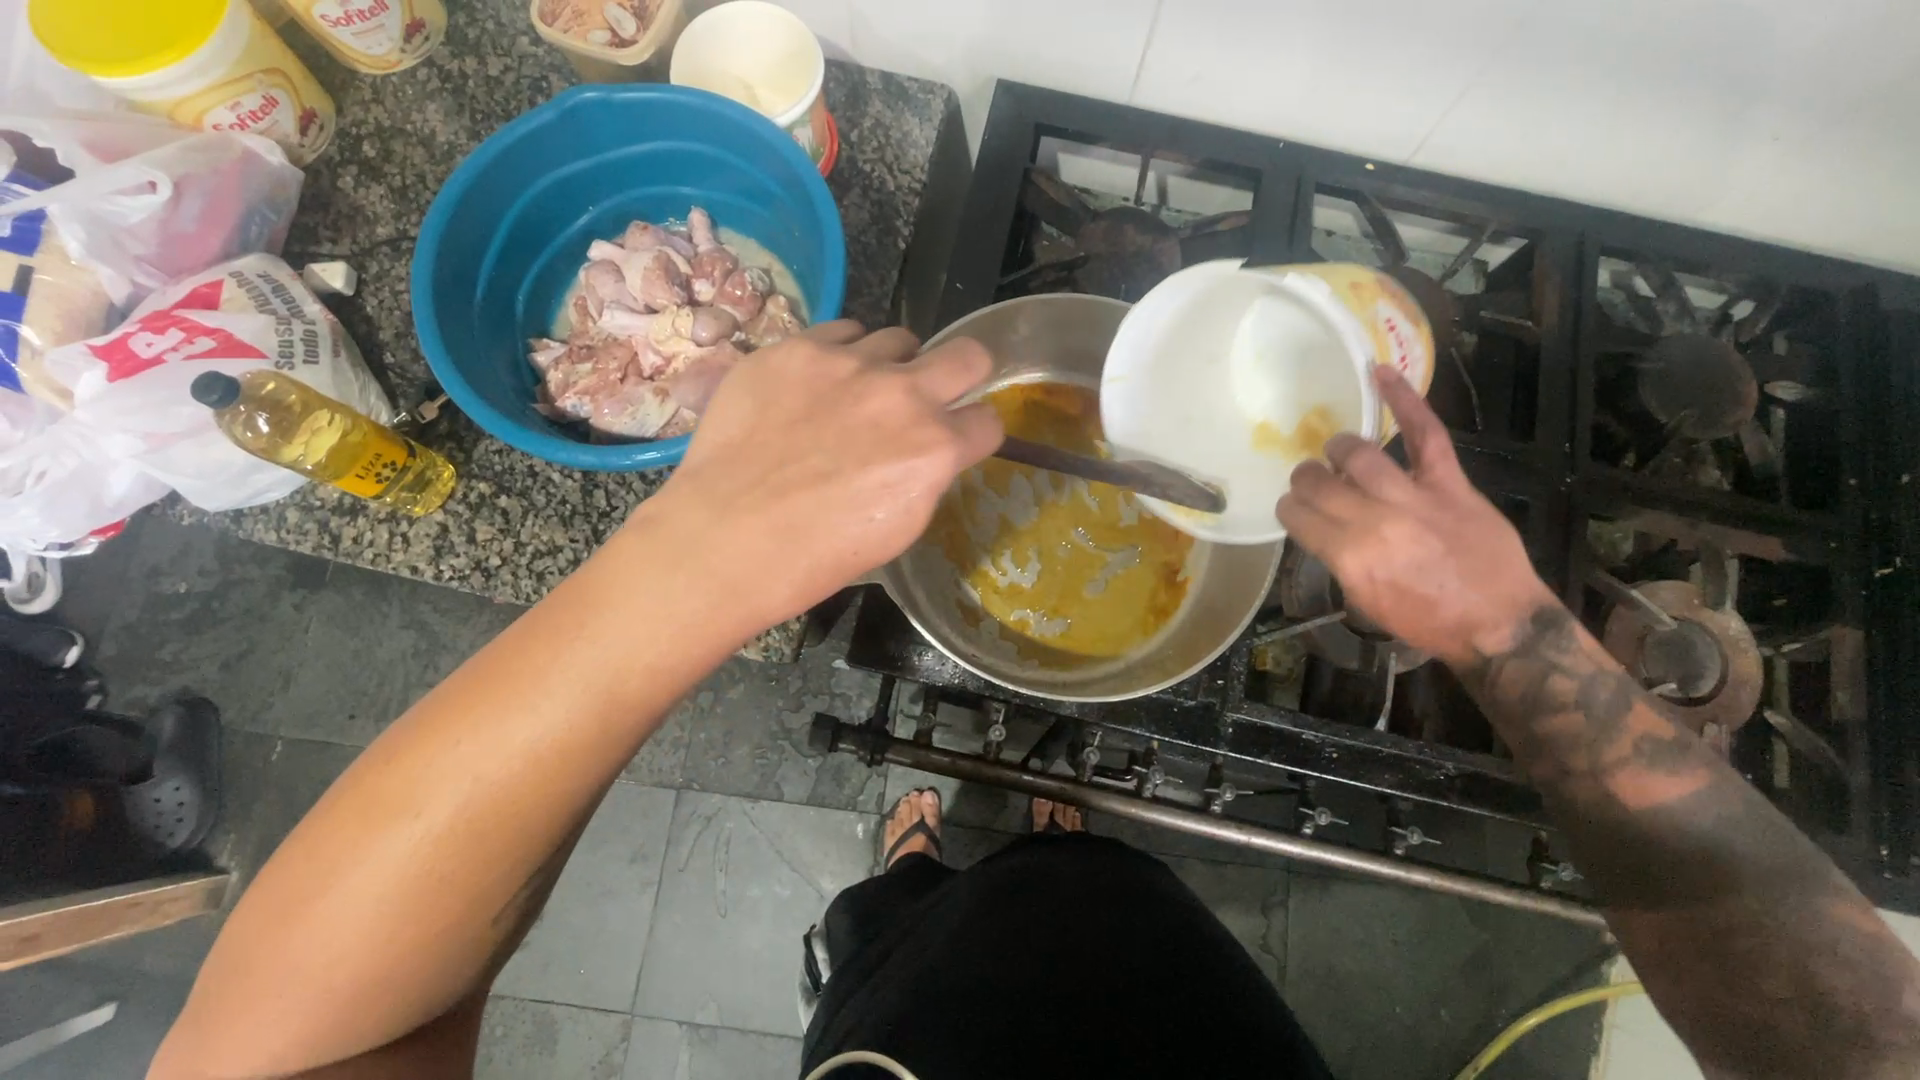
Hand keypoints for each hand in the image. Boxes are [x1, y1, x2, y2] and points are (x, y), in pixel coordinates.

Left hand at [645, 321, 1001, 628]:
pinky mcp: (796, 349)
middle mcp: (902, 394)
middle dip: (962, 373)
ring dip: (891, 365)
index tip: (958, 438)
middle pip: (968, 354)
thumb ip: (927, 475)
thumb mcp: (899, 527)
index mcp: (935, 448)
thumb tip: (928, 452)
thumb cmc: (818, 553)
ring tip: (857, 394)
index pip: (988, 420)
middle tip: (934, 392)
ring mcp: (847, 364)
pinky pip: (840, 332)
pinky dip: (840, 355)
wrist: (727, 536)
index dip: (974, 432)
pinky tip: (816, 386)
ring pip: (898, 338)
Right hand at [1276, 365, 1556, 667]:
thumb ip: (1340, 558)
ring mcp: (1413, 497)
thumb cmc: (1426, 621)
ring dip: (1339, 449)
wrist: (1497, 623)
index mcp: (1348, 555)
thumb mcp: (1364, 599)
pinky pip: (1424, 434)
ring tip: (1338, 451)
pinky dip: (1403, 399)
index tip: (1294, 509)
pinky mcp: (1449, 483)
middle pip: (1319, 482)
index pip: (1297, 516)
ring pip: (1358, 455)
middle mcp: (1373, 521)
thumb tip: (1325, 527)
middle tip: (1312, 482)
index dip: (1290, 510)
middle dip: (1307, 480)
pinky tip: (1380, 372)